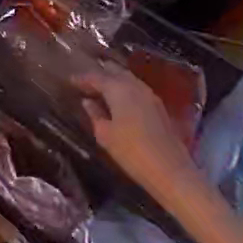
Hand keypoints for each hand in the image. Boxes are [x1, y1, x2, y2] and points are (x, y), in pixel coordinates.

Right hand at [74, 64, 203, 193]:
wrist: (171, 172)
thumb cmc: (132, 152)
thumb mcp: (105, 135)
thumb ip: (94, 114)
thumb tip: (88, 102)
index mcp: (118, 89)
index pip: (95, 77)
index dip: (81, 78)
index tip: (70, 81)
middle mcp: (134, 86)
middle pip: (114, 71)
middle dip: (99, 74)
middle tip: (85, 82)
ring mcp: (150, 95)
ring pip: (128, 79)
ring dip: (113, 81)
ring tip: (100, 90)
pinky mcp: (159, 107)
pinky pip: (137, 89)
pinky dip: (125, 90)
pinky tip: (119, 101)